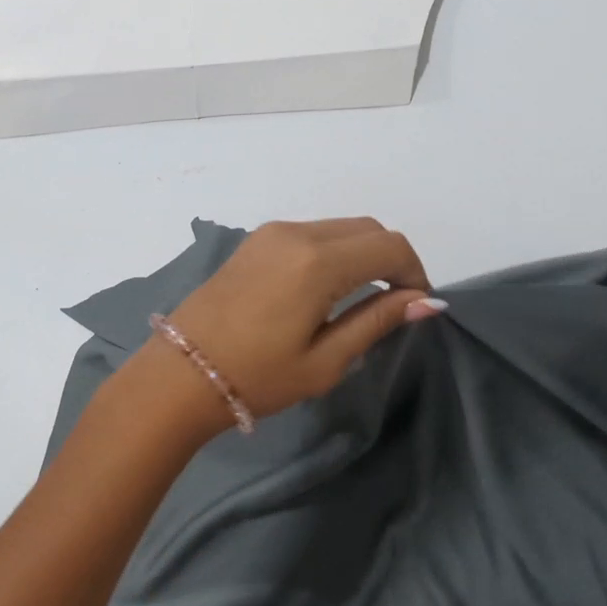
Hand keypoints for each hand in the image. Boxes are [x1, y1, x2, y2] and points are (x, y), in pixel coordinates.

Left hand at [156, 218, 446, 421]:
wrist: (180, 376)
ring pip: (340, 228)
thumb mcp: (326, 360)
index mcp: (319, 262)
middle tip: (395, 303)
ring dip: (363, 254)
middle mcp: (298, 234)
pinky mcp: (255, 242)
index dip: (415, 274)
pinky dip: (335, 252)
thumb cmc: (257, 377)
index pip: (390, 247)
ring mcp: (272, 233)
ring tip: (364, 299)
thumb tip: (426, 303)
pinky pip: (312, 234)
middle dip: (392, 260)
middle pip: (368, 229)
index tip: (416, 308)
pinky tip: (328, 289)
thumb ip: (377, 322)